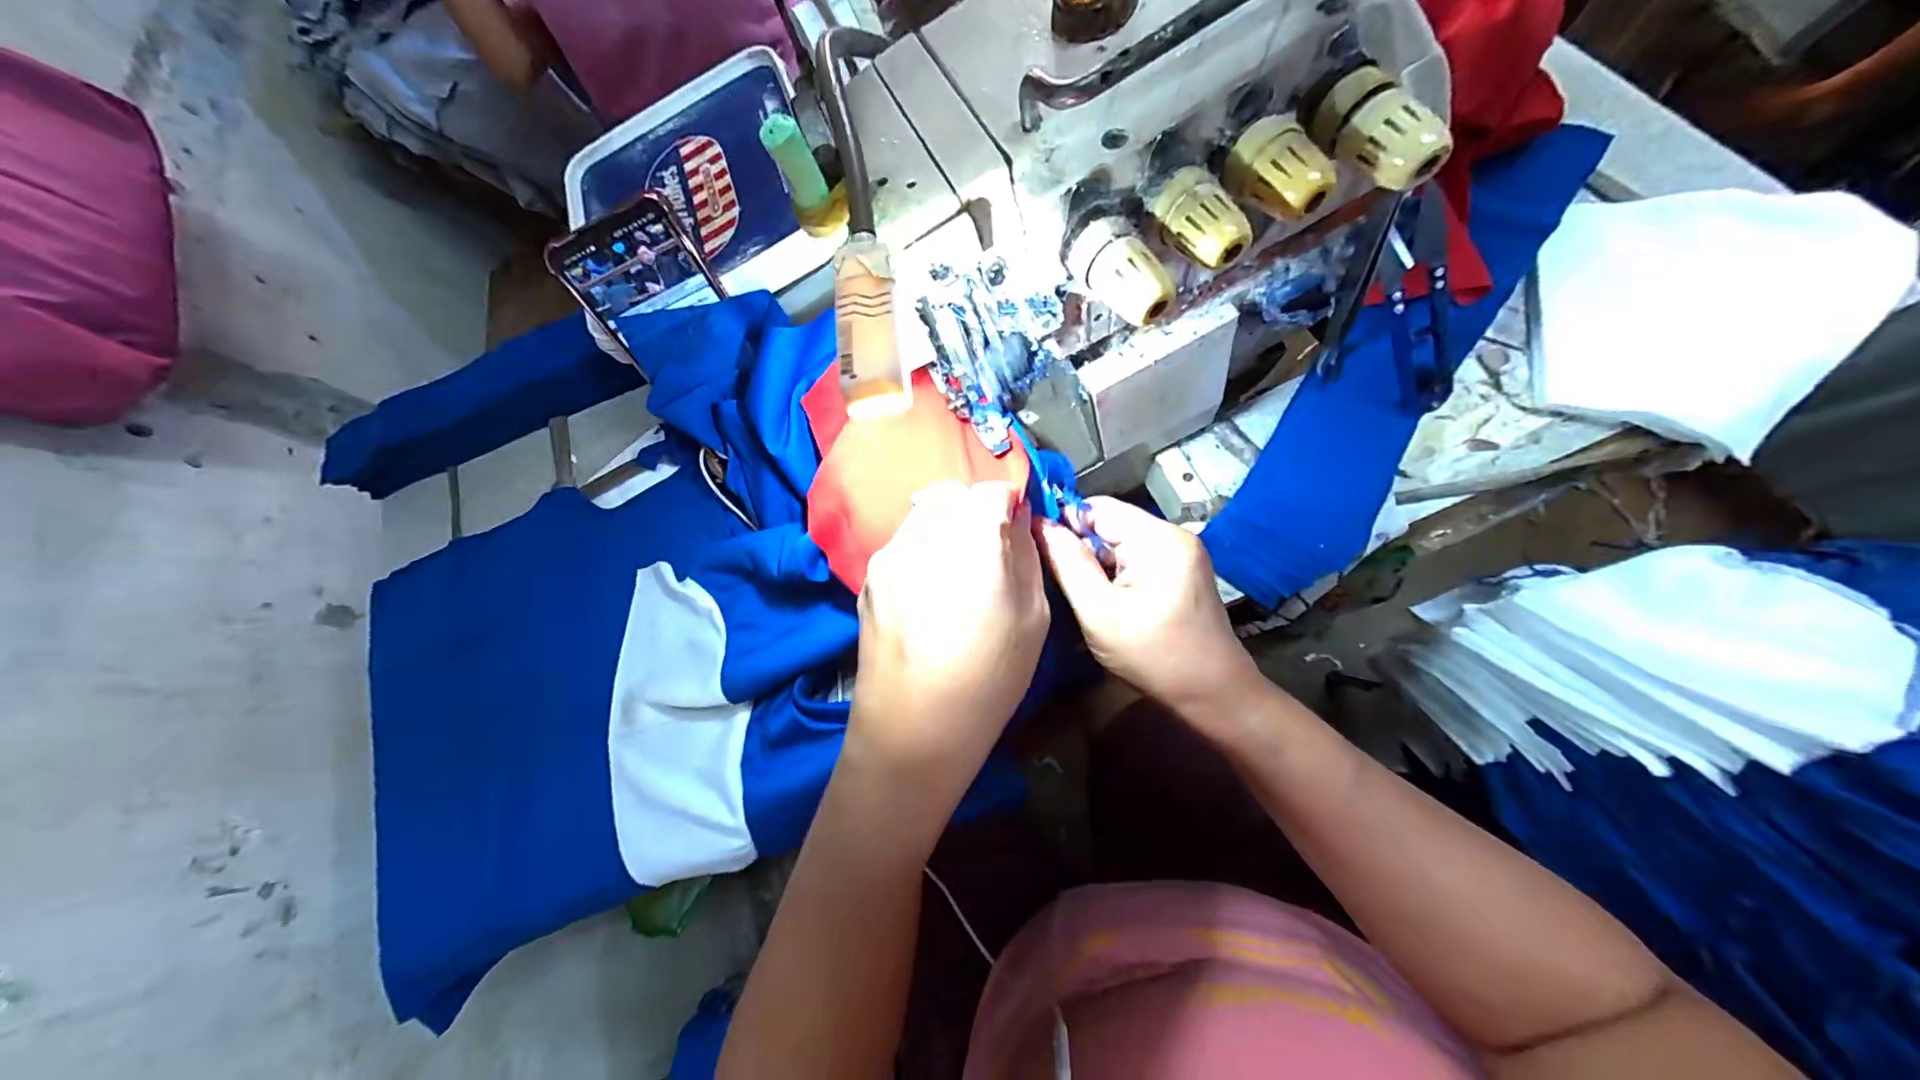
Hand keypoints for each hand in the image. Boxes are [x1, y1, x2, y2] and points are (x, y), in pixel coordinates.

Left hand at [850, 481, 1049, 785]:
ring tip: (957, 575)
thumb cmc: (989, 675)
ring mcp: (889, 552)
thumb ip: (1025, 554)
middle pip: (951, 493)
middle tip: (988, 551)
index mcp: (972, 533)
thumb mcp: (1033, 616)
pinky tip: (929, 594)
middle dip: (974, 510)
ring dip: (945, 527)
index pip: (992, 489)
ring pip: (922, 514)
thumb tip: (1016, 521)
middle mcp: (924, 529)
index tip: (1016, 530)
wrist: (913, 725)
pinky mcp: (868, 576)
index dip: (1008, 505)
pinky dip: (921, 550)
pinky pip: (901, 544)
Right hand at [1038, 497, 1264, 727]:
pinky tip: (1106, 601)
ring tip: (1081, 595)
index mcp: (1157, 538)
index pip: (1095, 507)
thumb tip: (1039, 525)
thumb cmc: (1154, 656)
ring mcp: (1180, 554)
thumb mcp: (1099, 612)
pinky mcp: (1181, 572)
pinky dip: (1115, 576)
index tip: (1037, 550)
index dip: (1062, 524)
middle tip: (1056, 581)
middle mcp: (1173, 536)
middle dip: (1079, 549)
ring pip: (1119, 544)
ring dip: (1096, 565)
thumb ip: (1067, 564)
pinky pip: (1135, 560)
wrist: (1213, 694)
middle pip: (1108, 525)